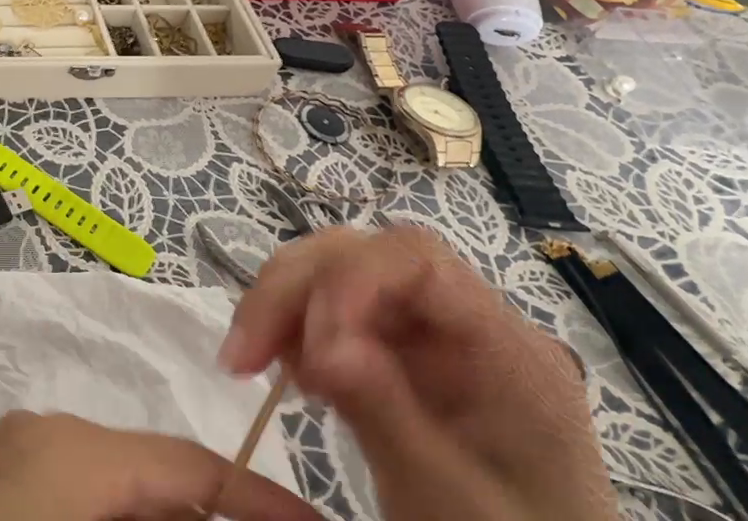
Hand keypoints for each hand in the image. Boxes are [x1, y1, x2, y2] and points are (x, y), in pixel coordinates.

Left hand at [0, 411, 320, 520]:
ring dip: (165, 520)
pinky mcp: (2, 477)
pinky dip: (120, 517)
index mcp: (77, 447)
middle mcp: (49, 431)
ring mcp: (18, 450)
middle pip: (158, 476)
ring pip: (121, 487)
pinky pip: (82, 492)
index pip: (193, 463)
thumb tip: (239, 517)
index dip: (263, 498)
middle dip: (212, 515)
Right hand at [220, 226, 614, 520]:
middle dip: (291, 291)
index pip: (415, 261)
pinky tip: (282, 370)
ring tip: (253, 362)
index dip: (346, 283)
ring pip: (332, 270)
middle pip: (361, 254)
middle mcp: (461, 318)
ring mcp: (426, 330)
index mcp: (505, 347)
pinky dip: (289, 326)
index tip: (308, 355)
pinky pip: (327, 307)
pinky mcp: (395, 348)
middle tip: (242, 354)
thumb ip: (387, 412)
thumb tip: (320, 347)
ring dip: (280, 306)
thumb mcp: (446, 493)